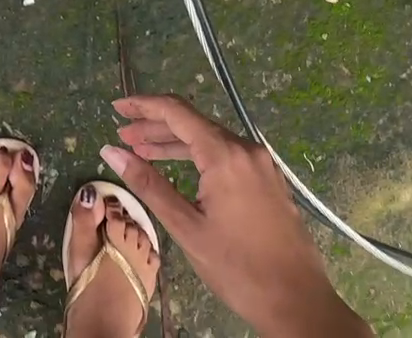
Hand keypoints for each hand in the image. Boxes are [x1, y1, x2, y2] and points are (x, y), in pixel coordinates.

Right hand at [101, 95, 373, 337]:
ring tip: (141, 150)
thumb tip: (111, 151)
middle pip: (192, 122)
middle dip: (154, 126)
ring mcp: (260, 164)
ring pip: (208, 139)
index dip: (143, 105)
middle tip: (123, 135)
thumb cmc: (239, 269)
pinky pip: (225, 154)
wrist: (301, 304)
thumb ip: (148, 184)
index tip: (117, 108)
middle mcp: (245, 149)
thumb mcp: (186, 228)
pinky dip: (197, 155)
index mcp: (224, 155)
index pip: (175, 112)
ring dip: (174, 142)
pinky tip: (179, 168)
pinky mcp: (268, 180)